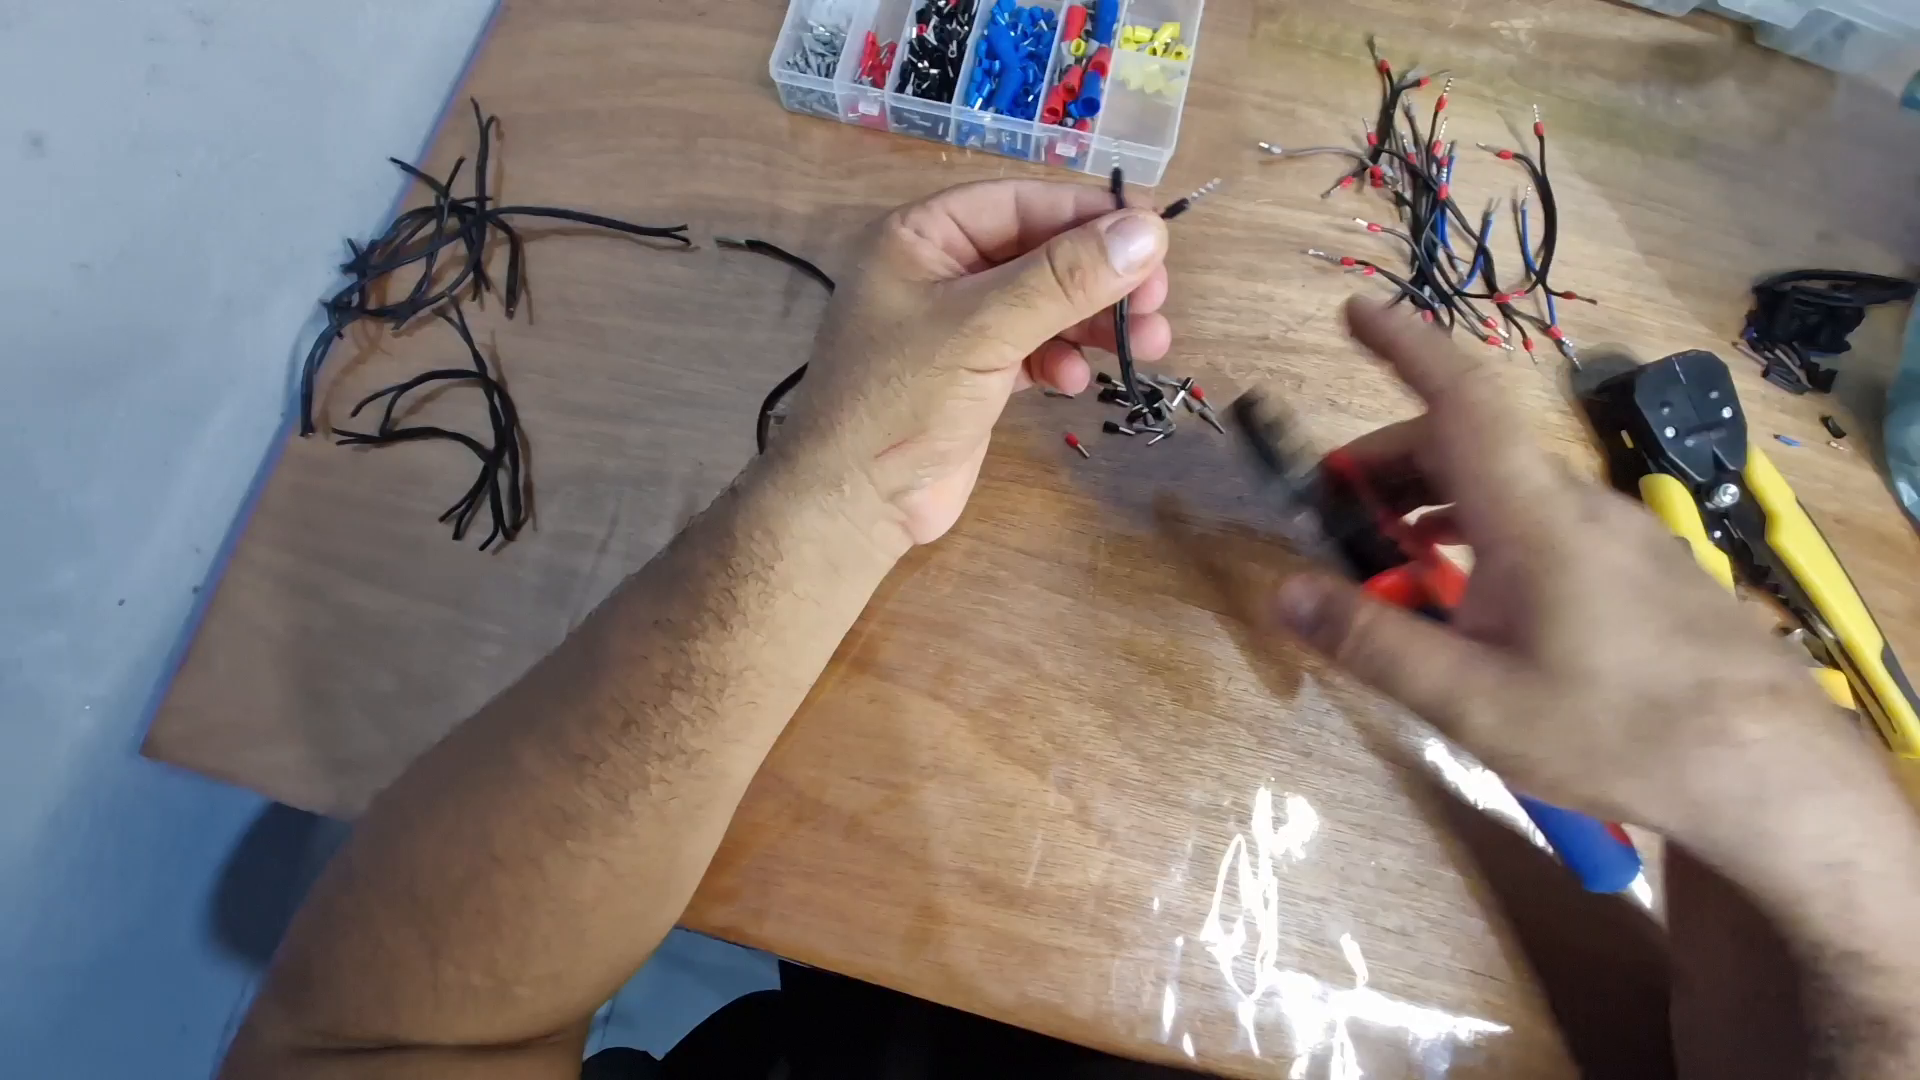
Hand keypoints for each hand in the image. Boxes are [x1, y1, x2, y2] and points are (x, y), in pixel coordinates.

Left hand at [777, 179, 1170, 546]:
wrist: (857, 501)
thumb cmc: (900, 401)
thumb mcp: (981, 330)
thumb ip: (1062, 280)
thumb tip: (1148, 233)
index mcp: (923, 237)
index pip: (1019, 204)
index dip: (1087, 217)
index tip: (1154, 236)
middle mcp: (942, 273)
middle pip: (1039, 255)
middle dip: (1099, 278)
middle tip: (1159, 298)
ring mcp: (960, 328)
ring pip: (1044, 306)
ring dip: (1093, 324)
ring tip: (1151, 343)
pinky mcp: (976, 376)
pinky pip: (1032, 350)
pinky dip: (1060, 360)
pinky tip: (1074, 381)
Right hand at [1272, 299, 1869, 850]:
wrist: (1773, 780)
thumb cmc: (1611, 729)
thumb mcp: (1466, 696)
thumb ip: (1367, 638)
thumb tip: (1279, 591)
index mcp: (1528, 516)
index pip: (1461, 401)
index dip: (1405, 347)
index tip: (1356, 311)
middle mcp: (1568, 505)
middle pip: (1460, 444)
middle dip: (1382, 463)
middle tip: (1331, 513)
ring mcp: (1605, 532)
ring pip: (1495, 483)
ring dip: (1423, 499)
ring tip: (1385, 558)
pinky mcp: (1625, 563)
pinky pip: (1528, 518)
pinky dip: (1469, 528)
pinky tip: (1461, 589)